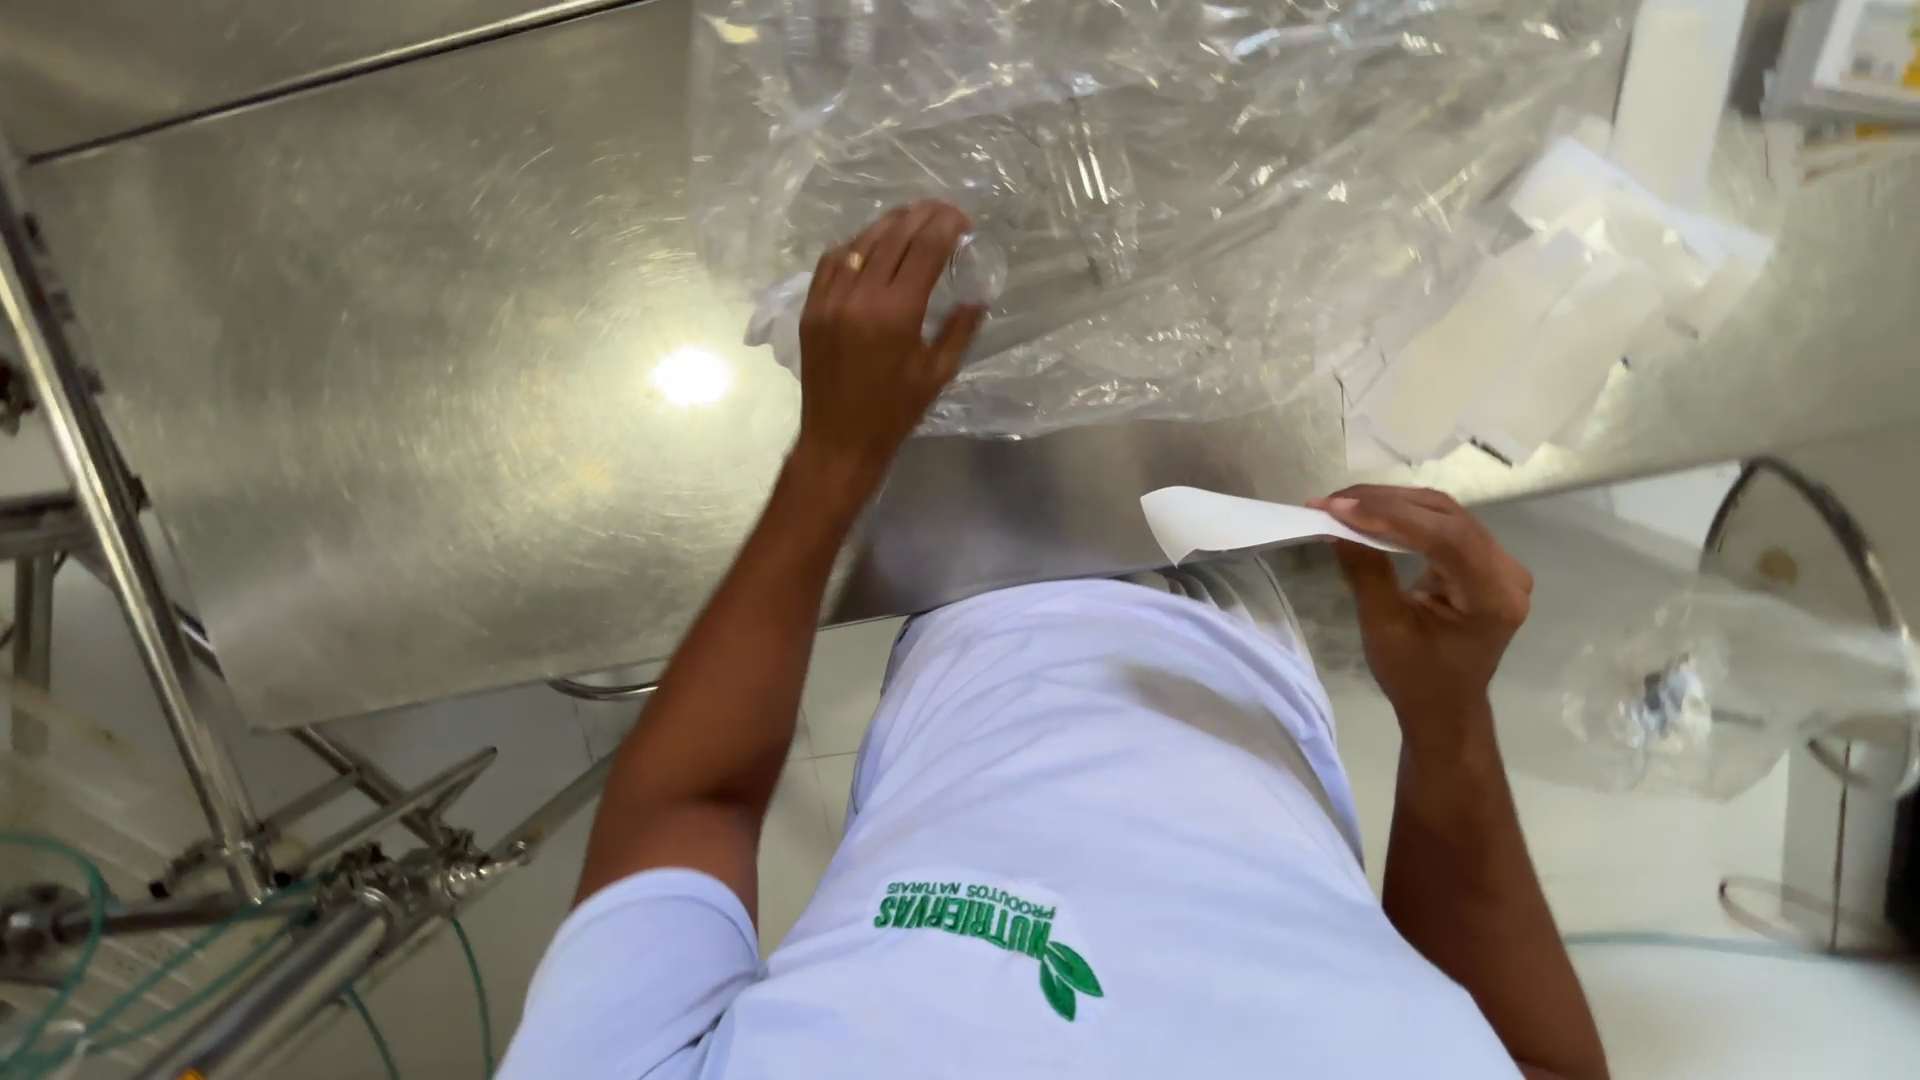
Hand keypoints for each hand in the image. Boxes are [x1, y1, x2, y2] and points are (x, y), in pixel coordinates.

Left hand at [791, 200, 984, 493]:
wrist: (840, 439)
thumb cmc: (895, 412)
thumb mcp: (937, 373)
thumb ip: (959, 330)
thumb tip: (978, 298)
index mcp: (898, 313)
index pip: (926, 249)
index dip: (947, 226)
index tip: (963, 220)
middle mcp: (861, 297)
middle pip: (894, 236)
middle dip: (922, 216)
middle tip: (942, 211)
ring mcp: (830, 299)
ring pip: (861, 243)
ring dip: (889, 225)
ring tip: (911, 219)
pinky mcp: (811, 308)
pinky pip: (832, 262)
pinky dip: (856, 246)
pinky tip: (871, 246)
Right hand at [1310, 486, 1532, 750]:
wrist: (1444, 706)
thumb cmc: (1414, 676)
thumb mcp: (1383, 626)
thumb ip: (1365, 570)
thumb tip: (1335, 525)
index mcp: (1492, 596)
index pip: (1445, 537)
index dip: (1389, 515)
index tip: (1337, 508)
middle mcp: (1507, 572)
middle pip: (1446, 516)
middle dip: (1385, 502)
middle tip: (1331, 501)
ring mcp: (1499, 563)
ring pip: (1443, 513)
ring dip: (1390, 502)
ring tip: (1342, 502)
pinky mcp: (1483, 561)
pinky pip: (1442, 524)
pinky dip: (1402, 514)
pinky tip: (1369, 512)